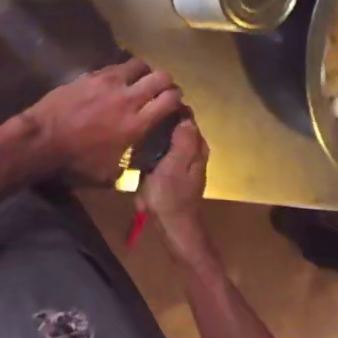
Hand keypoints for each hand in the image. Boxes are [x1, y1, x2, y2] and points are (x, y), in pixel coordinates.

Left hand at [22, 58, 183, 182]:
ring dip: (146, 72)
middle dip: (167, 84)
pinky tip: (117, 81)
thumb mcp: (109, 175)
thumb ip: (130, 166)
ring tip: (141, 81)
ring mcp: (109, 83)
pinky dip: (123, 72)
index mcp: (137, 125)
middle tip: (162, 92)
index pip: (170, 101)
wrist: (42, 141)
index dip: (177, 101)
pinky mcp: (91, 76)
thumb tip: (141, 165)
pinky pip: (116, 66)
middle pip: (161, 78)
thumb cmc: (76, 163)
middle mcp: (128, 99)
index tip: (174, 105)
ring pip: (140, 65)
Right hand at [140, 118, 212, 264]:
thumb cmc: (170, 196)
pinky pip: (167, 155)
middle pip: (180, 128)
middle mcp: (196, 152)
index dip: (172, 111)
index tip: (152, 109)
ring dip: (160, 137)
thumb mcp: (174, 165)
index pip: (187, 118)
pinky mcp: (176, 175)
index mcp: (197, 147)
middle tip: (142, 122)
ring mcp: (186, 164)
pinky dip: (158, 151)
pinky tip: (144, 153)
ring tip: (140, 134)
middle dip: (164, 123)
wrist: (173, 227)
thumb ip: (182, 140)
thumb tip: (185, 116)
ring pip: (173, 141)